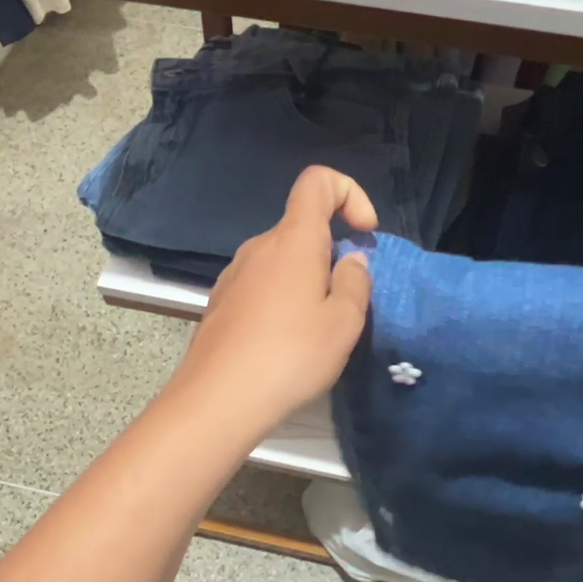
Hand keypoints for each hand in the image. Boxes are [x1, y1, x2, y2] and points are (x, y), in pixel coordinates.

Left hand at [163, 166, 376, 437]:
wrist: (217, 400)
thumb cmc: (289, 356)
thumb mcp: (343, 323)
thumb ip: (356, 283)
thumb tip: (351, 260)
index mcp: (293, 240)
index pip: (317, 182)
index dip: (348, 193)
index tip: (364, 234)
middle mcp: (258, 247)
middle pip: (300, 228)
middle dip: (330, 254)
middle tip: (344, 304)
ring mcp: (233, 276)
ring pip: (280, 262)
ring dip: (305, 282)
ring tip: (315, 331)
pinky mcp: (219, 304)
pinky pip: (260, 287)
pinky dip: (280, 301)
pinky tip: (282, 344)